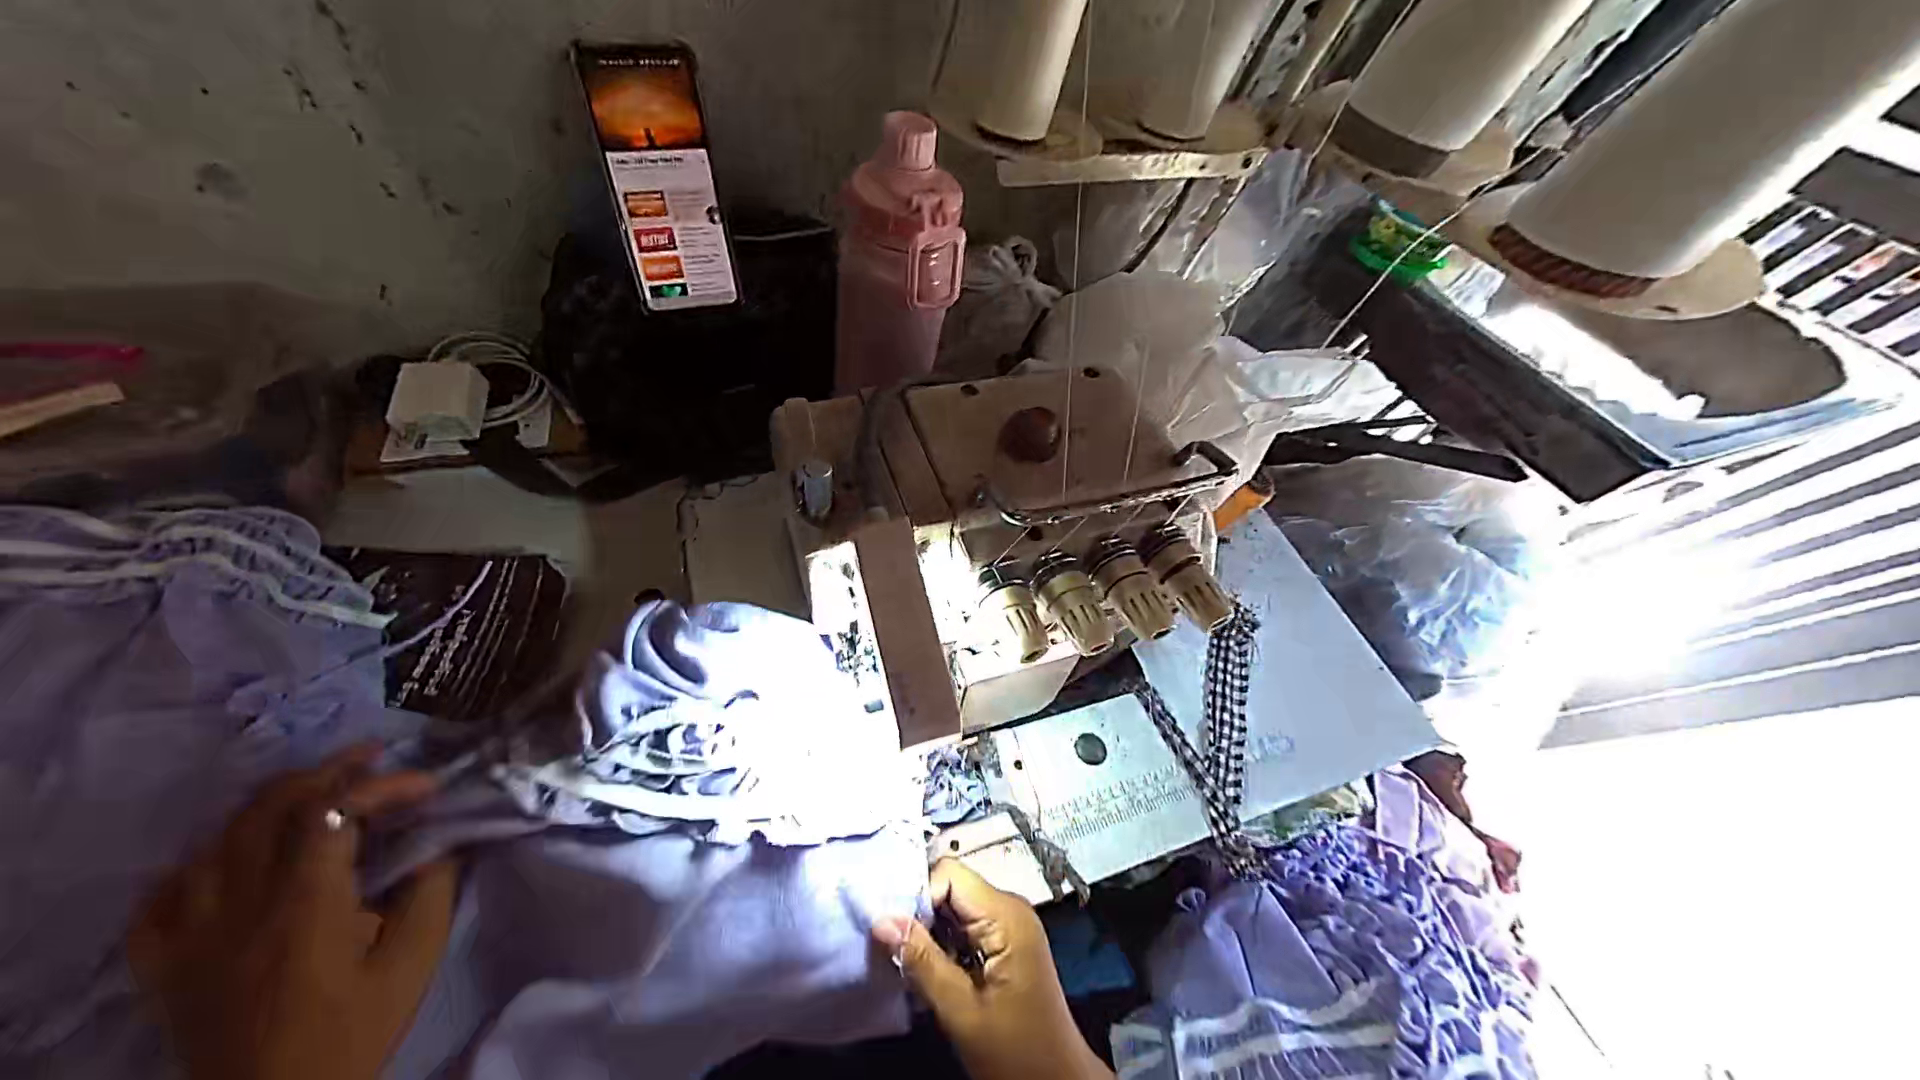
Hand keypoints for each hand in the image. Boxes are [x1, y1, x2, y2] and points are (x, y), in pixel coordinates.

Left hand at [128, 744, 457, 1079]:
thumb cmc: (353, 1027)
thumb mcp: (414, 959)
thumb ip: (431, 889)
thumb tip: (439, 840)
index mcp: (304, 906)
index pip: (335, 813)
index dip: (384, 785)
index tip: (429, 786)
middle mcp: (239, 907)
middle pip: (269, 810)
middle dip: (327, 772)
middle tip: (371, 757)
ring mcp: (191, 934)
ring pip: (219, 839)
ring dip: (273, 802)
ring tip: (316, 790)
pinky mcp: (166, 962)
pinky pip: (164, 895)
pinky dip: (202, 860)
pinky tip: (233, 855)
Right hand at [873, 858, 1111, 1079]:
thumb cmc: (1016, 1053)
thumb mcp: (962, 1011)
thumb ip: (922, 961)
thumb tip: (882, 920)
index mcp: (1006, 915)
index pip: (949, 874)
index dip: (918, 896)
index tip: (894, 931)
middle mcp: (1009, 908)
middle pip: (951, 887)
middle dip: (920, 915)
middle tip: (895, 949)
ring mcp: (1009, 925)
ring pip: (954, 907)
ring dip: (929, 932)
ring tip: (909, 962)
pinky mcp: (1005, 942)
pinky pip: (965, 926)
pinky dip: (944, 944)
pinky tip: (931, 970)